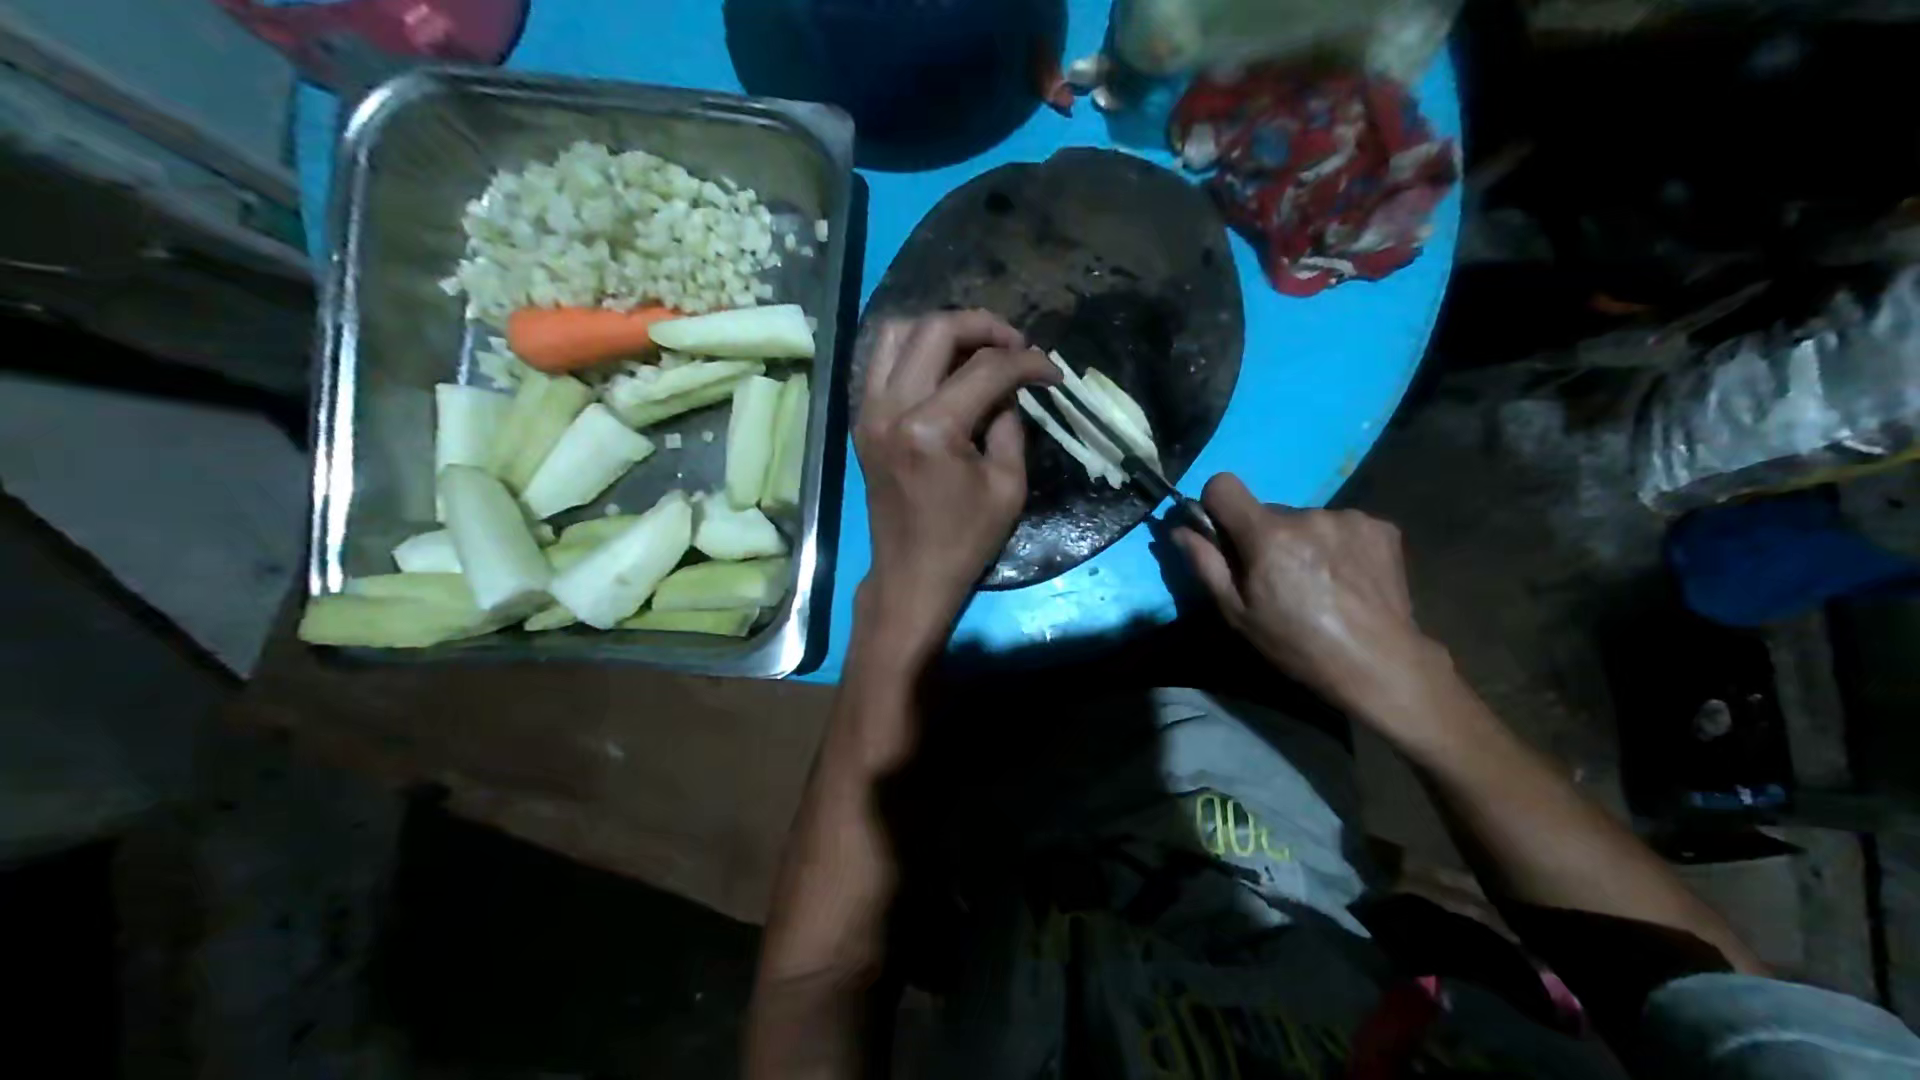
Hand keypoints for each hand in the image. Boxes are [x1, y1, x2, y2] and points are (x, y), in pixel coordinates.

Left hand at [855, 311, 1057, 660]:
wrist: (911, 573)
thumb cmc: (965, 539)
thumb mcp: (1008, 484)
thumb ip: (1009, 423)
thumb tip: (1007, 386)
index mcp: (931, 429)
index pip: (986, 368)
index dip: (1028, 362)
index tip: (1052, 372)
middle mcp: (891, 408)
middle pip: (935, 329)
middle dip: (983, 326)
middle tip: (1015, 345)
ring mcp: (868, 411)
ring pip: (897, 333)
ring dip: (942, 330)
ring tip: (976, 348)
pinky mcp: (861, 420)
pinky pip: (880, 361)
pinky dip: (913, 350)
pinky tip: (943, 367)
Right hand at [1171, 473, 1450, 724]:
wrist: (1380, 662)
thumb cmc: (1297, 643)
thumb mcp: (1237, 613)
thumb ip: (1205, 564)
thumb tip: (1179, 528)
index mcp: (1267, 535)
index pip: (1224, 485)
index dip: (1216, 506)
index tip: (1224, 535)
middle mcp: (1308, 515)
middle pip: (1267, 510)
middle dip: (1264, 536)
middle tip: (1277, 577)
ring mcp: (1349, 517)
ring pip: (1305, 520)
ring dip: (1302, 540)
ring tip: (1318, 582)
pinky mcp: (1380, 526)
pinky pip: (1340, 525)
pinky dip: (1336, 544)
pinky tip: (1346, 577)